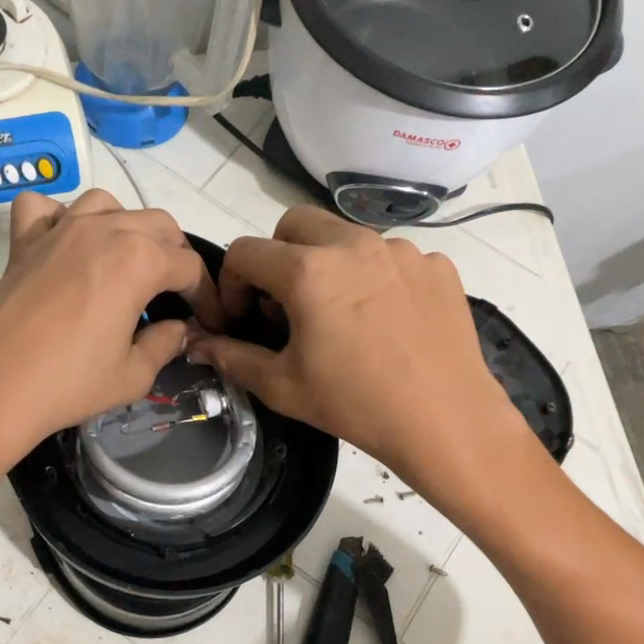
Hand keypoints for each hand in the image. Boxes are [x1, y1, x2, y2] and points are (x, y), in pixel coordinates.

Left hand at [0, 190, 220, 473]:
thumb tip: (180, 330)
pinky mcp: (23, 241)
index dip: (207, 296)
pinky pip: (45, 208)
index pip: (189, 266)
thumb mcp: (133, 373)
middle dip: (176, 257)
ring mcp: (59, 229)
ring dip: (127, 228)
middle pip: (158, 226)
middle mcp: (103, 230)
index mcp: (139, 259)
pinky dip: (60, 217)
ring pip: (107, 205)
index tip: (210, 322)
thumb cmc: (70, 383)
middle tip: (176, 296)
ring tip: (127, 264)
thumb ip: (166, 343)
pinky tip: (66, 244)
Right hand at [188, 207, 517, 477]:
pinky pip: (391, 258)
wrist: (444, 420)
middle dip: (277, 257)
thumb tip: (199, 344)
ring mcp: (401, 250)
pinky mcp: (435, 266)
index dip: (232, 284)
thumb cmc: (355, 404)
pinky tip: (384, 323)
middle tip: (283, 304)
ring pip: (345, 236)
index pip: (246, 252)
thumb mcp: (283, 387)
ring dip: (327, 264)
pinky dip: (374, 279)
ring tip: (339, 316)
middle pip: (294, 224)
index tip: (241, 318)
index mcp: (308, 270)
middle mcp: (354, 243)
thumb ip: (233, 357)